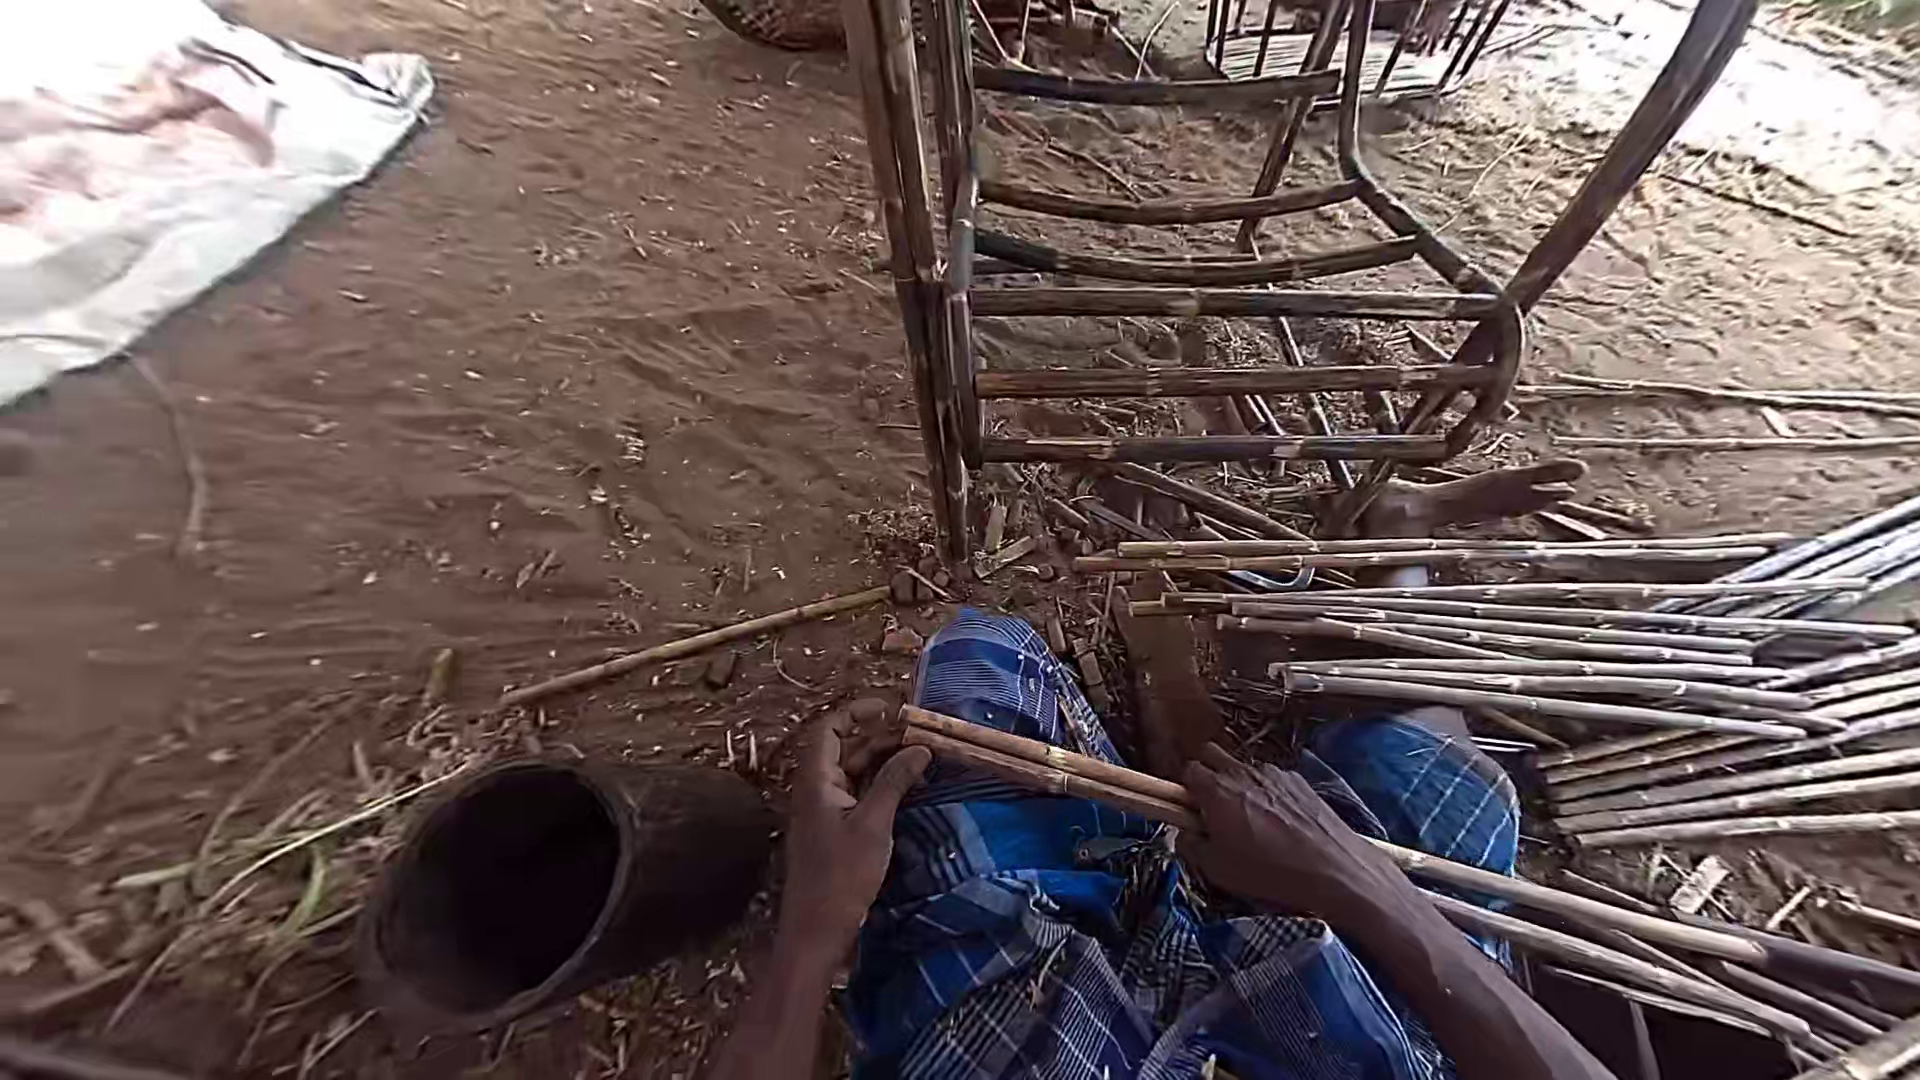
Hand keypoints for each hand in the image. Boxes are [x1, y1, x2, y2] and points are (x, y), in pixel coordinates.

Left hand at [779, 702, 930, 947]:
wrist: (816, 935)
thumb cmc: (841, 876)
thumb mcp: (873, 824)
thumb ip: (895, 781)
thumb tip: (920, 747)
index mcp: (816, 780)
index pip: (829, 729)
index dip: (856, 712)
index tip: (890, 709)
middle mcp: (817, 789)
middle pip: (845, 748)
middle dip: (879, 737)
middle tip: (917, 735)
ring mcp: (825, 810)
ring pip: (854, 771)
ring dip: (883, 760)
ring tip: (919, 755)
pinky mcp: (835, 829)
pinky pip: (858, 792)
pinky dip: (880, 783)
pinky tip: (906, 785)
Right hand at [1178, 744, 1407, 919]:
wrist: (1339, 874)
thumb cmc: (1271, 873)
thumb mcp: (1218, 870)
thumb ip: (1190, 845)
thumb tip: (1184, 832)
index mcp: (1216, 789)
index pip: (1188, 770)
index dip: (1187, 789)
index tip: (1194, 809)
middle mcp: (1240, 771)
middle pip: (1211, 753)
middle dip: (1207, 772)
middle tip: (1216, 804)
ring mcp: (1272, 773)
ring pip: (1243, 766)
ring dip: (1239, 782)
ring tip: (1255, 816)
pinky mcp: (1299, 780)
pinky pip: (1272, 777)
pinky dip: (1269, 790)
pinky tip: (1283, 820)